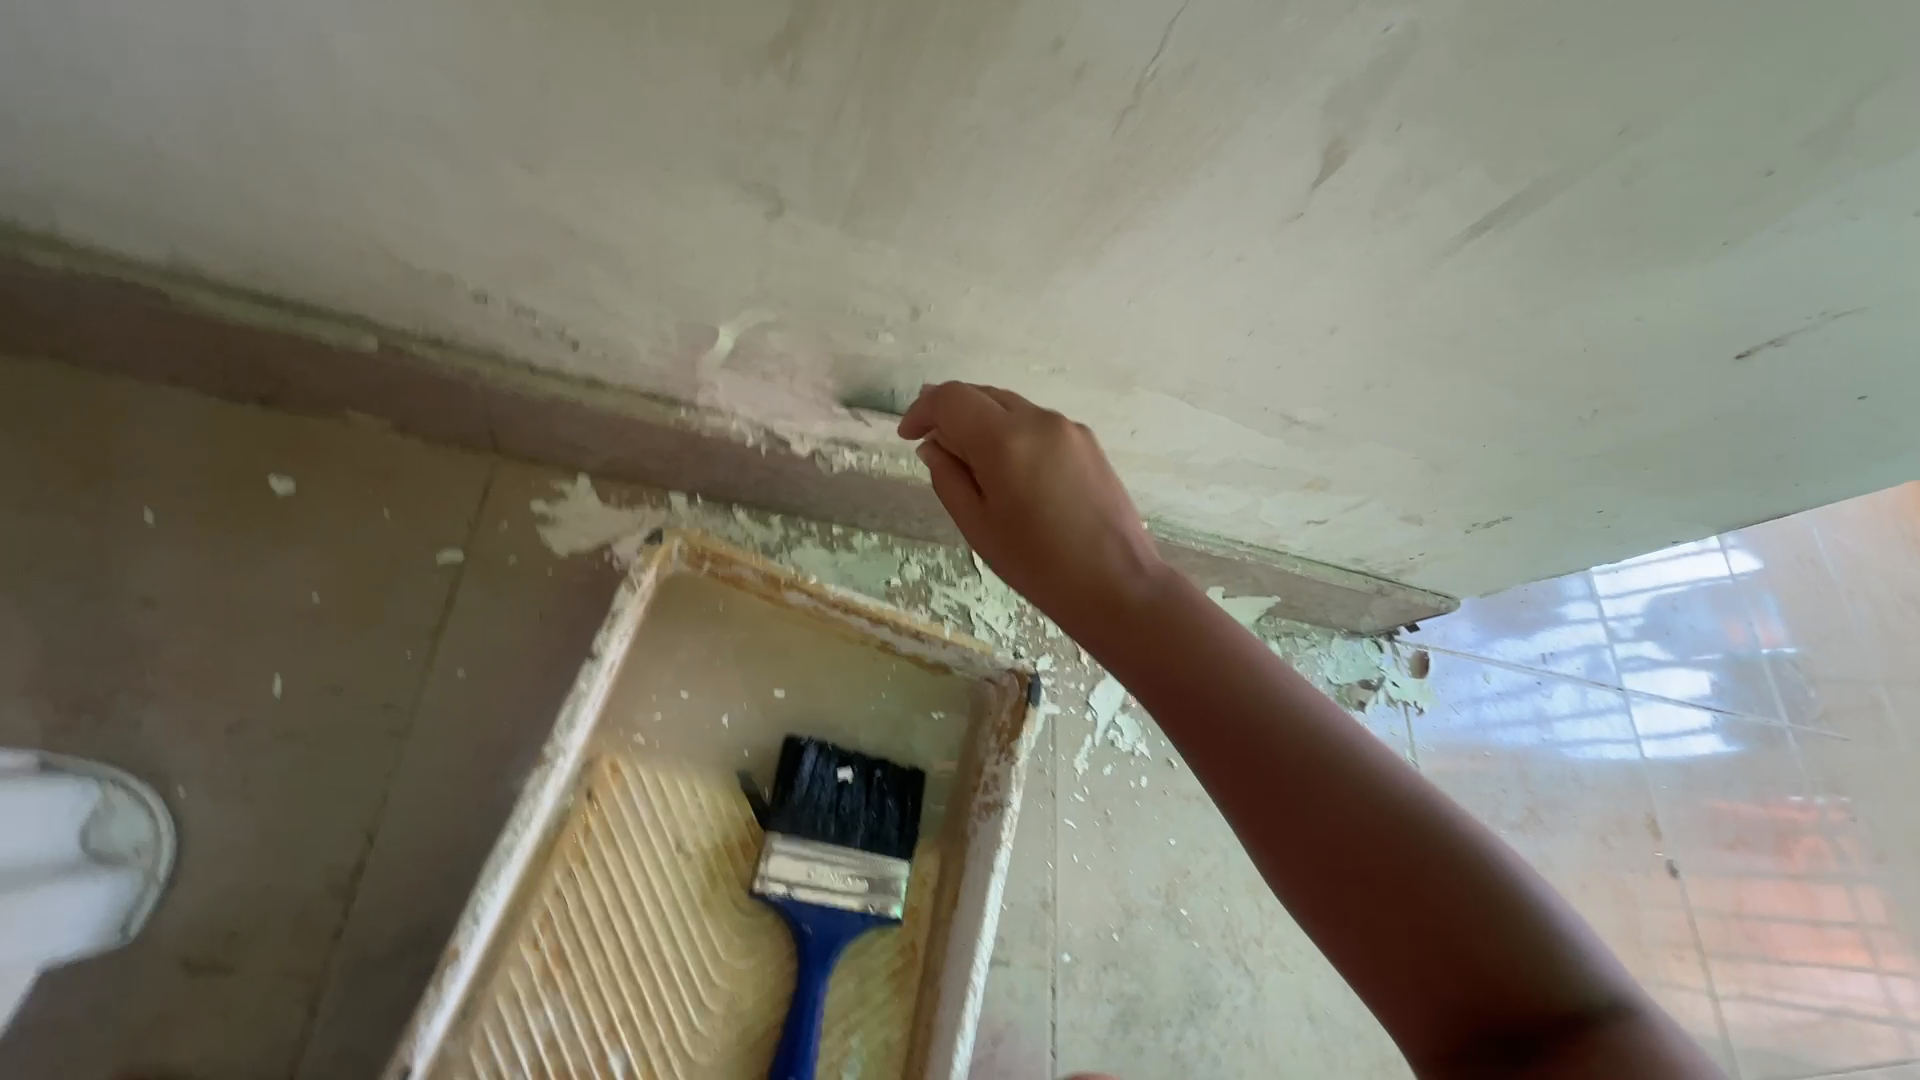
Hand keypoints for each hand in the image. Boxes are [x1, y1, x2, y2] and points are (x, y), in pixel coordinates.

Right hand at [897, 382, 1167, 632]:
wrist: (1116, 584)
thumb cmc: (1037, 565)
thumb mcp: (978, 526)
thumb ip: (948, 477)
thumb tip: (935, 446)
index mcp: (1005, 439)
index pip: (951, 398)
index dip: (922, 410)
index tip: (909, 436)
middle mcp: (1039, 420)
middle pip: (983, 395)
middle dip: (952, 414)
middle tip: (935, 448)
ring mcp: (1069, 429)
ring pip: (1012, 408)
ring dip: (984, 424)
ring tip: (973, 466)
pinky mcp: (1089, 443)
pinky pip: (1038, 426)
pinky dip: (1014, 436)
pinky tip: (1013, 474)